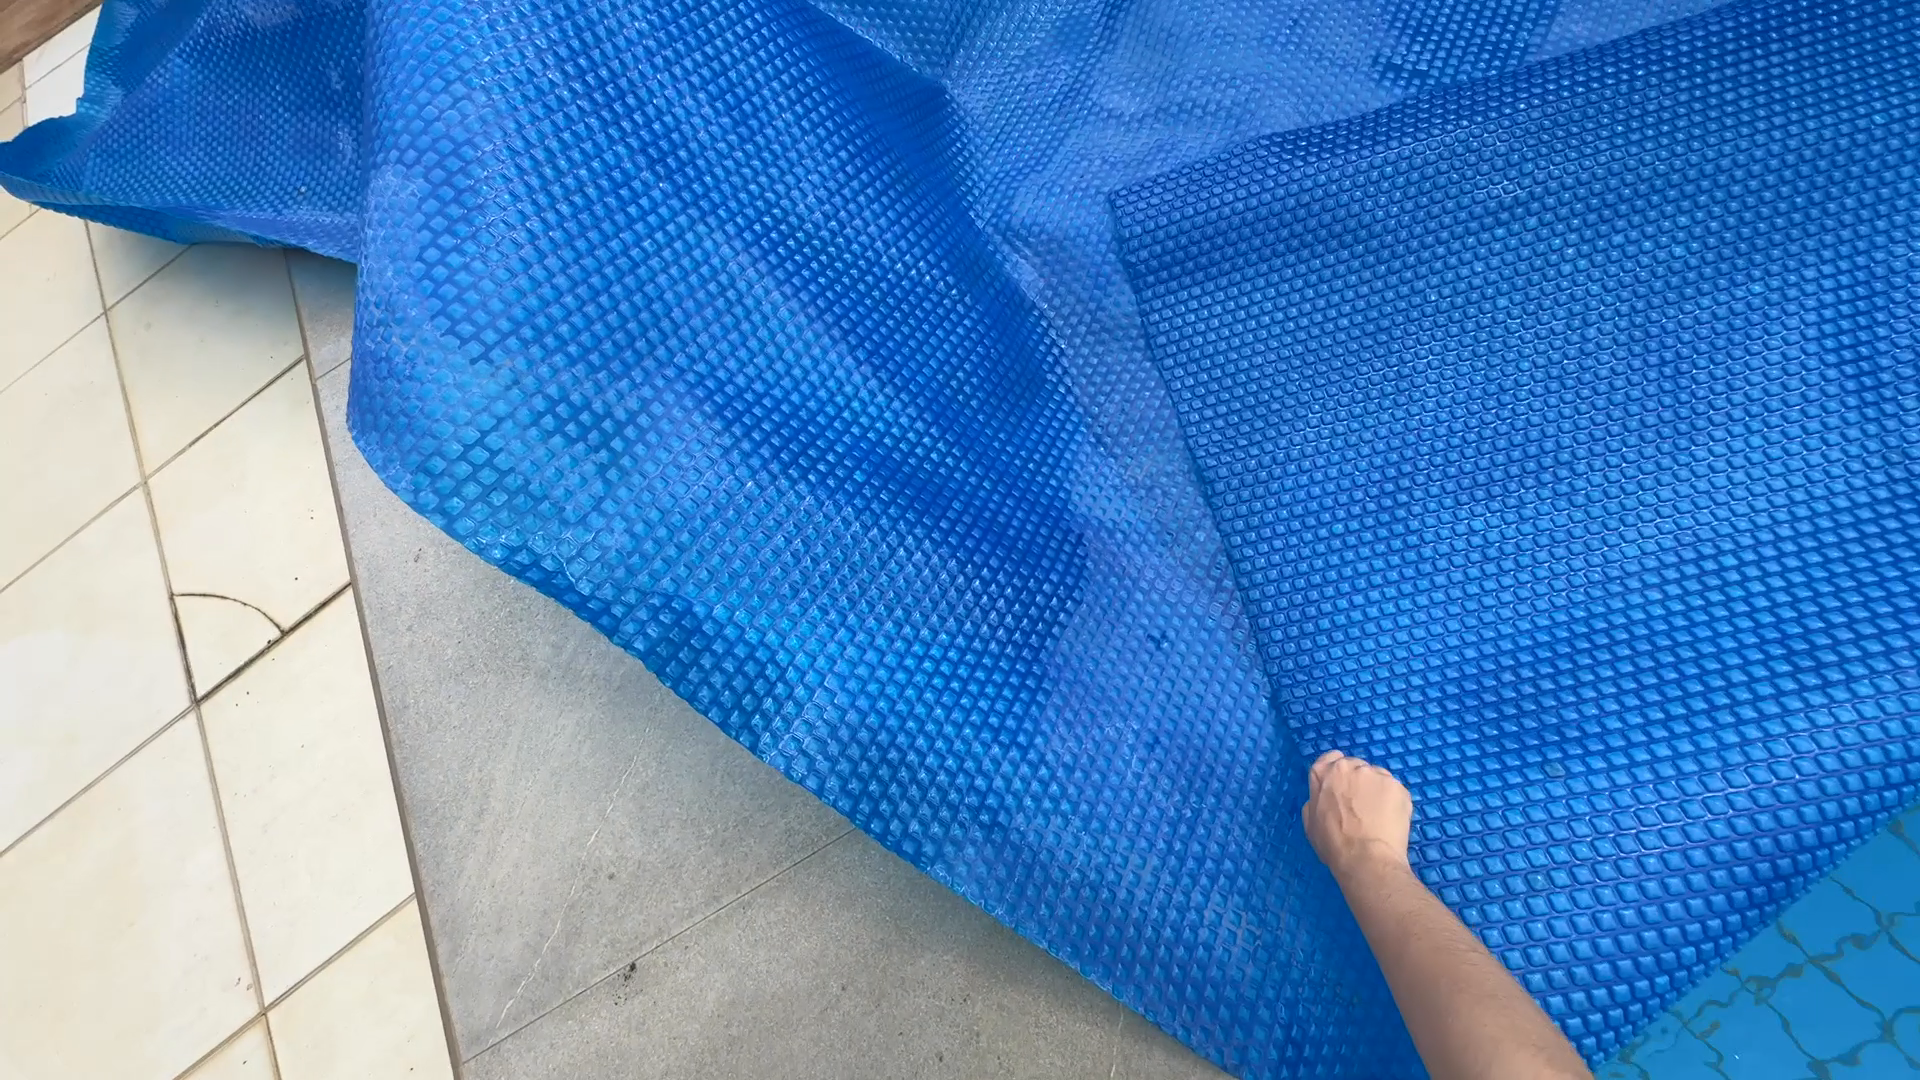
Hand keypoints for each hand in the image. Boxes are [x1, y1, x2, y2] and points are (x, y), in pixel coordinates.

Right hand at [1302, 750, 1413, 879]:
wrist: (1366, 858)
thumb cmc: (1333, 843)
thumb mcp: (1310, 820)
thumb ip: (1316, 798)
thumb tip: (1326, 796)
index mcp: (1323, 772)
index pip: (1331, 758)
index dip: (1338, 773)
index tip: (1343, 787)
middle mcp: (1349, 766)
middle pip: (1356, 766)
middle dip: (1358, 781)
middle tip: (1361, 804)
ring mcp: (1376, 774)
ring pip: (1377, 777)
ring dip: (1377, 789)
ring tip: (1379, 814)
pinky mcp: (1398, 787)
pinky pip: (1395, 790)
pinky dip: (1394, 801)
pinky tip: (1391, 819)